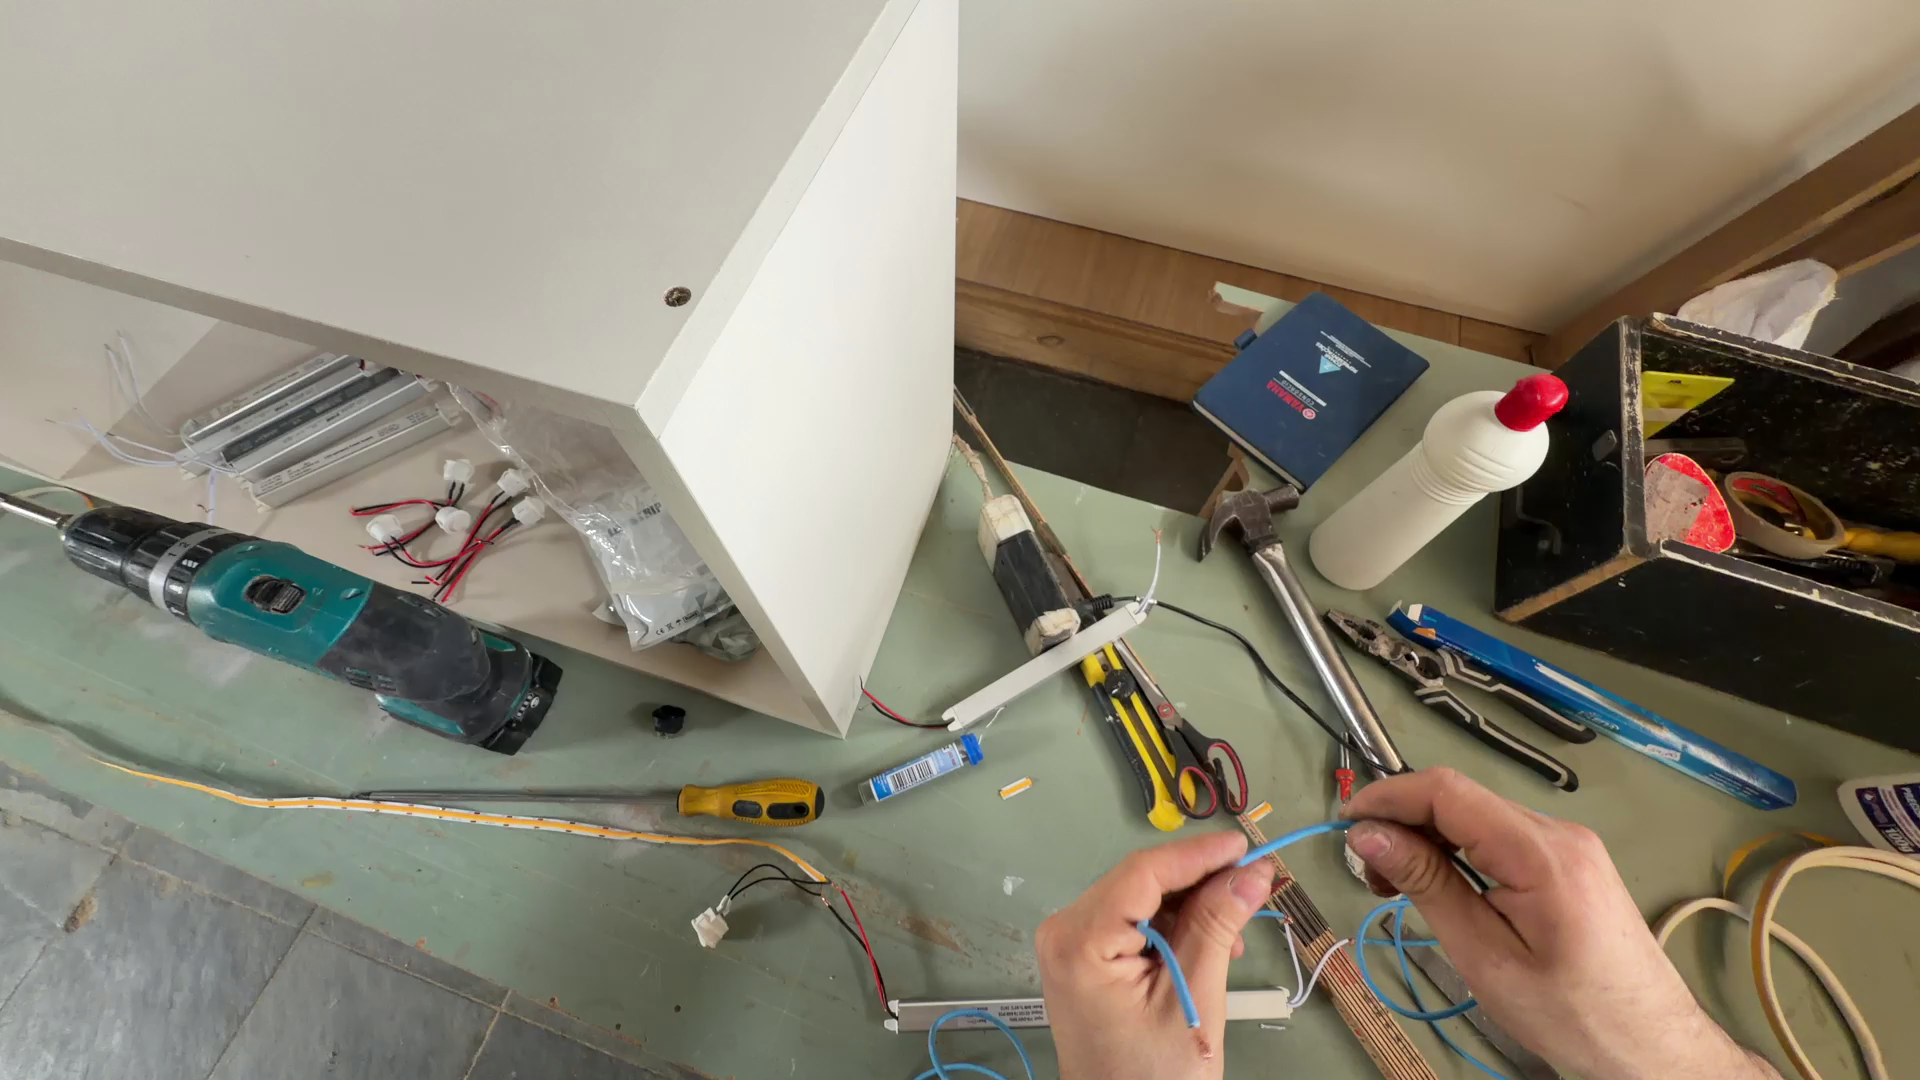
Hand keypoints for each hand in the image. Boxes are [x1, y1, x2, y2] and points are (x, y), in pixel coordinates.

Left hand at [1036, 831, 1273, 1079]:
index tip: (1243, 845)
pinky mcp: (1084, 953)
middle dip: (1198, 880)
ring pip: (1140, 897)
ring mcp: (1071, 939)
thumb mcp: (1192, 1003)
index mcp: (1078, 939)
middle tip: (1253, 881)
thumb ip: (1216, 928)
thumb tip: (1253, 871)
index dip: (1195, 854)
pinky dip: (1172, 924)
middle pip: (1140, 882)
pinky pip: (1133, 919)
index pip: (1141, 874)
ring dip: (1190, 904)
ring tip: (1237, 926)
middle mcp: (1064, 926)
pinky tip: (1209, 939)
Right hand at [1343, 768, 1779, 1079]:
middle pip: (1454, 797)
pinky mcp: (1565, 858)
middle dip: (1399, 821)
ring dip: (1421, 836)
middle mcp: (1555, 831)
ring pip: (1469, 813)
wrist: (1662, 1055)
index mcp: (1540, 851)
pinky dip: (1450, 847)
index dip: (1386, 796)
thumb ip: (1426, 883)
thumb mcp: (1484, 955)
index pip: (1444, 790)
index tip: (1344, 824)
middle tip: (1366, 870)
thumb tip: (1365, 833)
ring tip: (1393, 881)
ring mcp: (1564, 842)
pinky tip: (1434, 879)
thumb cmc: (1571, 1014)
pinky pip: (1490, 832)